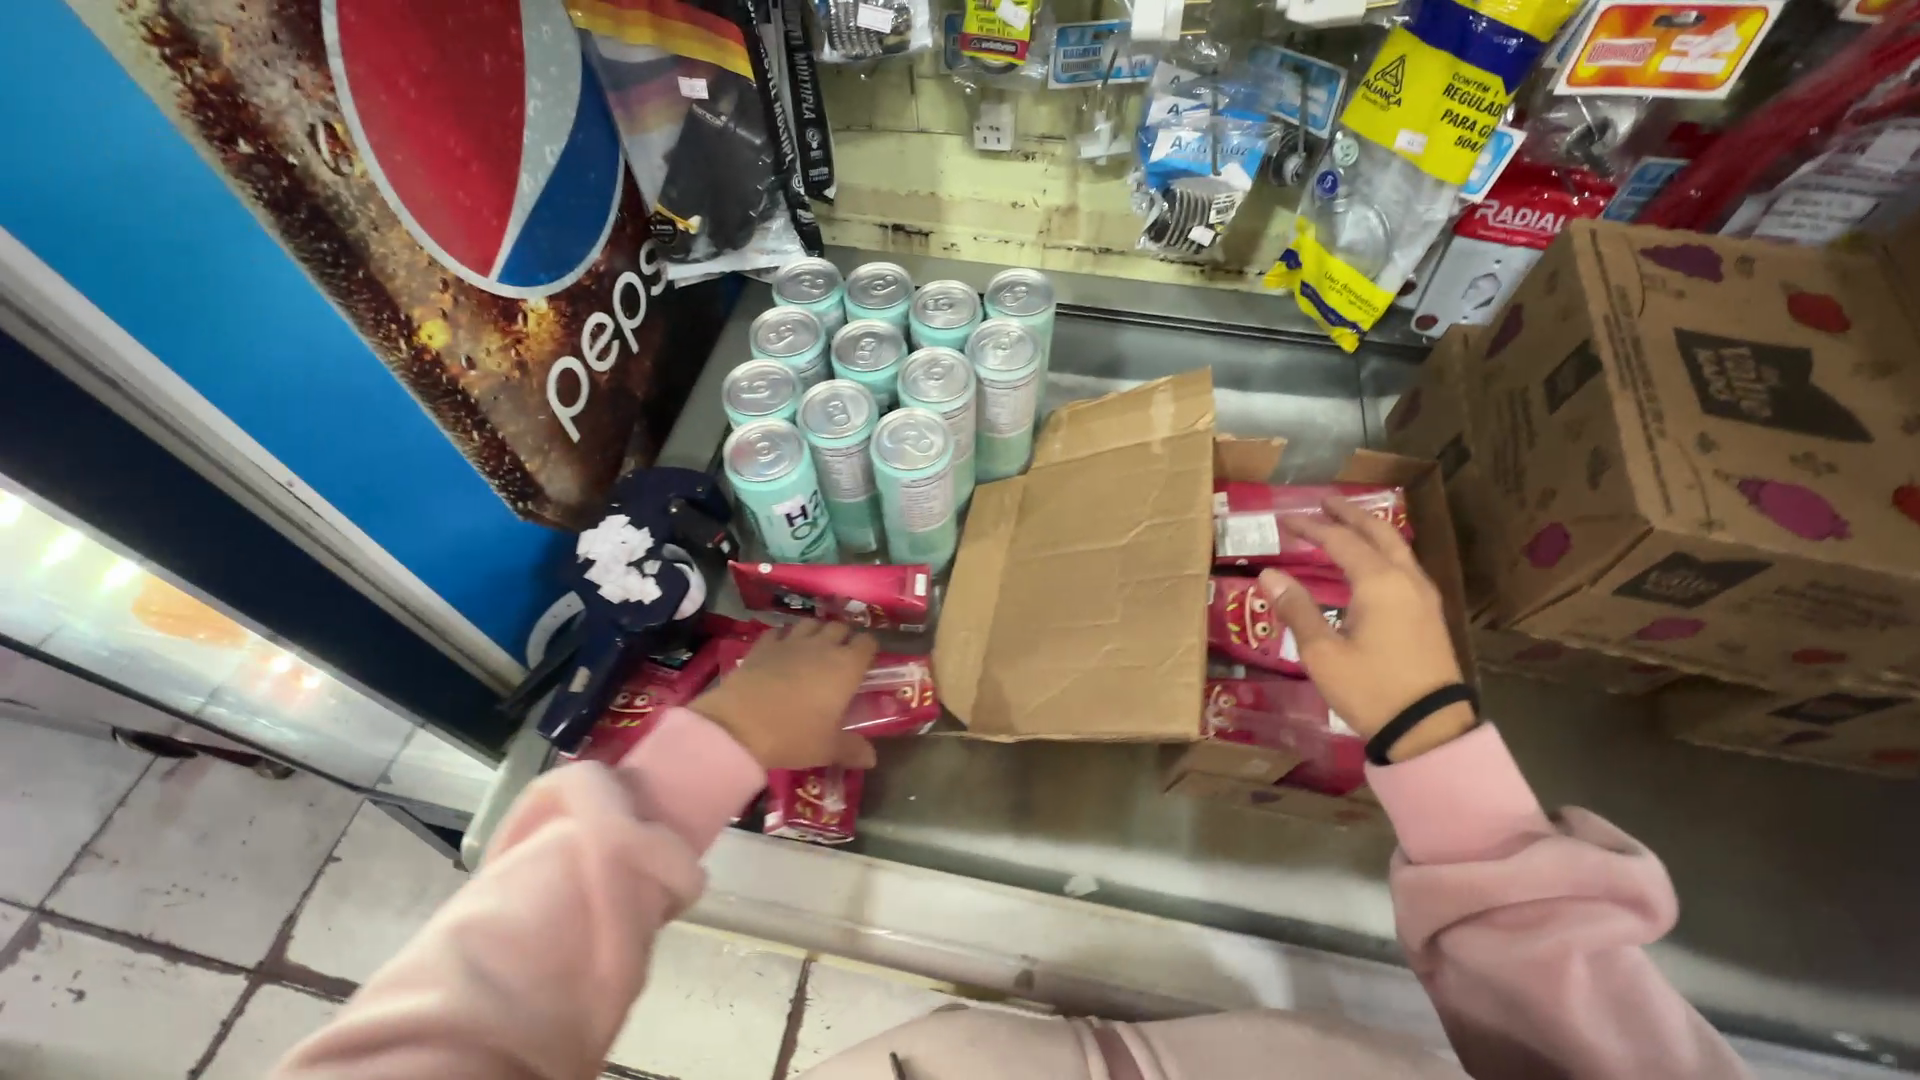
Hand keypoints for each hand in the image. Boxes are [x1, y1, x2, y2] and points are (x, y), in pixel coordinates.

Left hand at [692, 620, 879, 770]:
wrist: (739, 726)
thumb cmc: (794, 735)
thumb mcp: (828, 749)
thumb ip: (853, 750)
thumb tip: (871, 759)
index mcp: (847, 667)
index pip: (867, 643)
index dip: (868, 650)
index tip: (865, 665)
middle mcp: (823, 646)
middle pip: (840, 627)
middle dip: (843, 638)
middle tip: (839, 660)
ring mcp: (791, 642)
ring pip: (811, 623)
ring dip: (816, 632)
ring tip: (812, 650)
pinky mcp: (763, 645)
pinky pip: (779, 631)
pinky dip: (784, 637)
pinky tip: (781, 652)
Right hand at [1257, 497, 1474, 761]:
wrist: (1429, 730)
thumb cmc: (1371, 689)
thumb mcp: (1322, 653)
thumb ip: (1297, 609)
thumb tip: (1269, 575)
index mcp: (1379, 583)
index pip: (1340, 541)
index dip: (1310, 528)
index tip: (1284, 519)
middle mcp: (1406, 580)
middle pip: (1378, 534)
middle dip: (1350, 515)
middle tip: (1324, 503)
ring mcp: (1424, 598)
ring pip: (1397, 549)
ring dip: (1370, 531)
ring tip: (1348, 526)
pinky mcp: (1430, 616)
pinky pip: (1405, 567)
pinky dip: (1384, 552)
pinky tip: (1373, 564)